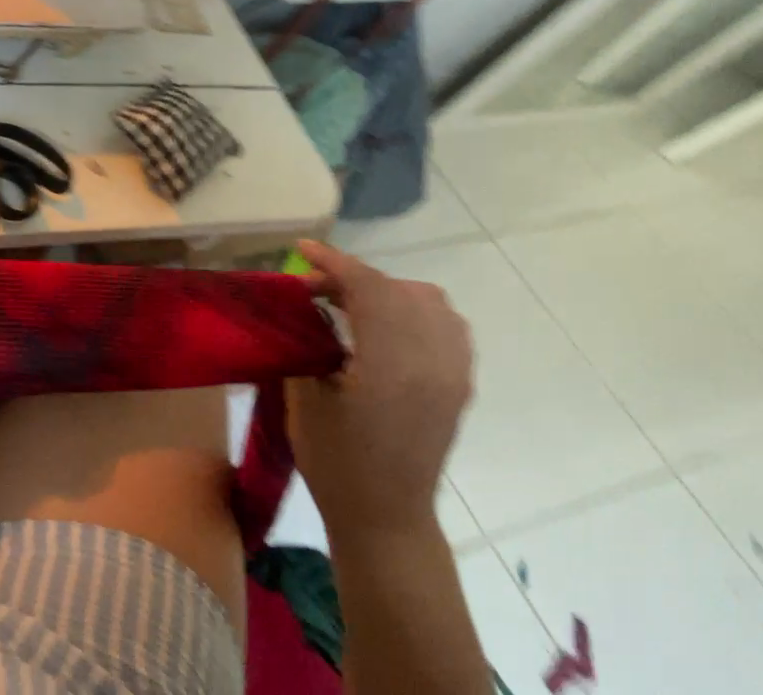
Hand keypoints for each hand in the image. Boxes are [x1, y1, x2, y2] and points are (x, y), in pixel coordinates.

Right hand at [286, 240, 472, 539]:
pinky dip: (413, 311)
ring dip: (388, 291)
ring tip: (348, 304)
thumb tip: (302, 306)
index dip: (335, 263)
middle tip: (313, 288)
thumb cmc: (333, 460)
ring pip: (430, 303)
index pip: (371, 290)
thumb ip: (307, 344)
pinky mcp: (459, 385)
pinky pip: (446, 326)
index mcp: (391, 366)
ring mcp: (453, 374)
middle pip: (400, 290)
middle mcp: (433, 363)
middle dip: (355, 278)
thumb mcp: (305, 398)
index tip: (302, 249)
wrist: (384, 514)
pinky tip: (383, 326)